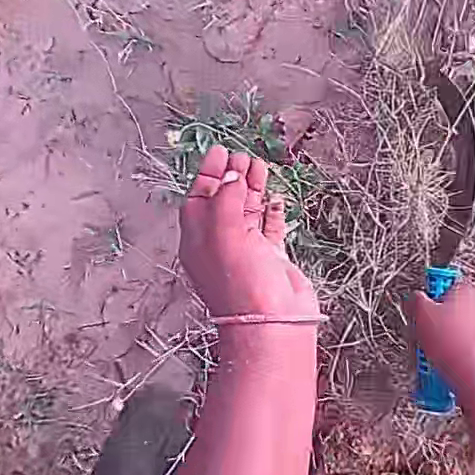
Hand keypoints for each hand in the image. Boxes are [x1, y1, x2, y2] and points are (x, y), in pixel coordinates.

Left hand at [179, 144, 317, 319]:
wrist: (272, 323)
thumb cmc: (241, 284)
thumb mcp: (224, 232)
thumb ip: (226, 198)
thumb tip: (232, 177)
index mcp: (199, 239)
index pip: (199, 198)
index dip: (209, 174)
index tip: (220, 152)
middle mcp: (221, 243)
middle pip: (224, 200)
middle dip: (233, 176)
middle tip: (243, 157)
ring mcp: (247, 251)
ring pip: (247, 210)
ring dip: (253, 188)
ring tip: (260, 167)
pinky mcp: (270, 258)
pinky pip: (270, 228)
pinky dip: (273, 211)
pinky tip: (275, 199)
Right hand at [412, 279, 474, 389]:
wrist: (468, 374)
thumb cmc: (451, 341)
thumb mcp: (420, 311)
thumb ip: (415, 299)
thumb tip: (413, 298)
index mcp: (466, 289)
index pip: (443, 282)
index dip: (428, 293)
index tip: (420, 301)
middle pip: (444, 307)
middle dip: (429, 318)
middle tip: (420, 325)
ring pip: (446, 328)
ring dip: (434, 336)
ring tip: (426, 345)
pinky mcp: (474, 348)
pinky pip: (452, 345)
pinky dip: (442, 350)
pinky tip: (434, 358)